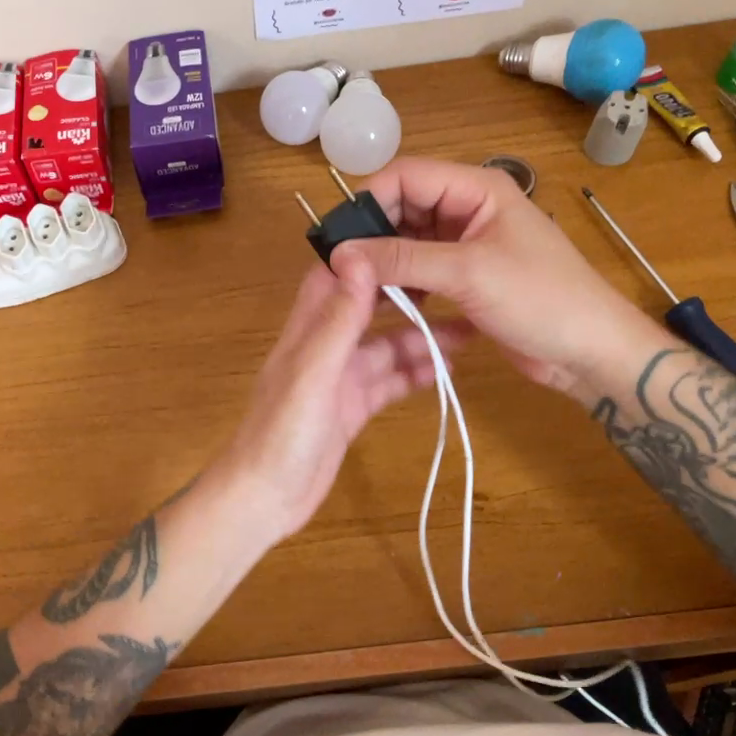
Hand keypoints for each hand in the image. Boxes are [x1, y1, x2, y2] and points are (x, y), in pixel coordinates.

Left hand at [200, 256, 469, 546]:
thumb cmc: (283, 434)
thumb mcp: (315, 372)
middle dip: (407, 297)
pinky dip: (414, 374)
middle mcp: (323, 349)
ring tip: (469, 331)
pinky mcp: (351, 411)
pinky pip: (387, 383)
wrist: (266, 499)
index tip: (413, 236)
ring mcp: (338, 381)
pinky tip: (447, 370)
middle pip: (367, 310)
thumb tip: (359, 255)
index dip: (368, 256)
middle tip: (458, 285)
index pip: (335, 277)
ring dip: (420, 339)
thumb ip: (339, 319)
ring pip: (384, 349)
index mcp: (308, 331)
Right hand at [331, 156, 668, 397]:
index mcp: (477, 188)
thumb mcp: (467, 273)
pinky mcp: (466, 277)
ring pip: (408, 240)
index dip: (370, 200)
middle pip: (404, 207)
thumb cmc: (540, 300)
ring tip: (360, 291)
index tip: (340, 239)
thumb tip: (341, 254)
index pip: (406, 176)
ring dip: (385, 262)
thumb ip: (402, 260)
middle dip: (373, 234)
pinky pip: (420, 269)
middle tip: (344, 270)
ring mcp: (467, 244)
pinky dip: (402, 282)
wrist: (590, 352)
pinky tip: (386, 304)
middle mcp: (468, 208)